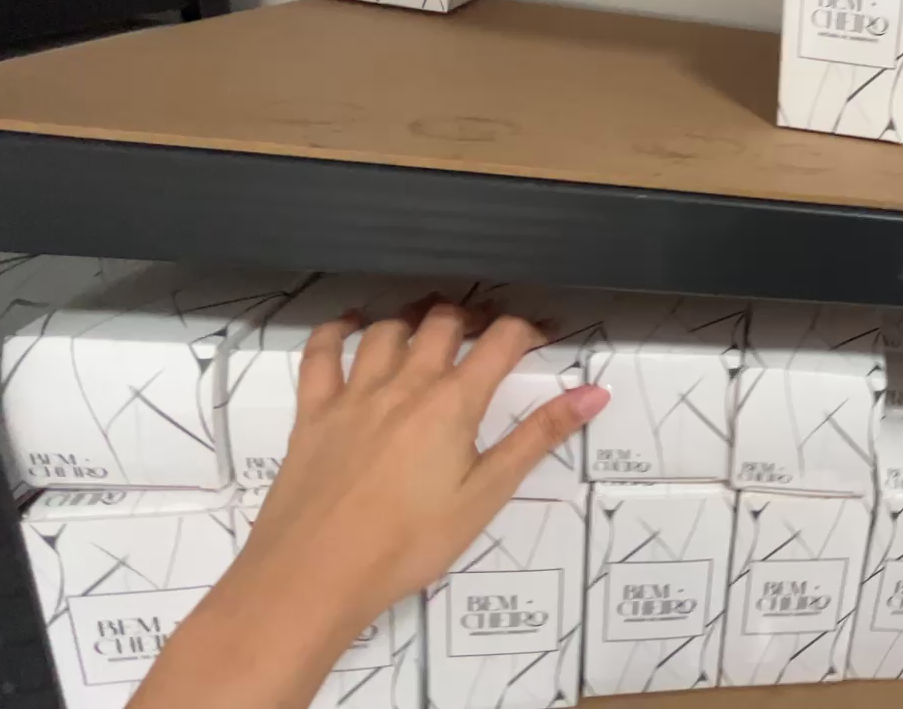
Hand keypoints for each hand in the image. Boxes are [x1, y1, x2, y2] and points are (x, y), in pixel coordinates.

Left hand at [232, 303, 610, 632]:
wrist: (306, 586)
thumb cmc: (409, 543)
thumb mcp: (488, 493)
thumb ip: (541, 436)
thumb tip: (595, 393)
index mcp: (454, 402)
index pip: (503, 339)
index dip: (529, 329)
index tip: (543, 339)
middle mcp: (406, 384)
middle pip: (445, 322)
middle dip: (475, 316)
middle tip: (490, 331)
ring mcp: (353, 396)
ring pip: (388, 330)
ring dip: (416, 318)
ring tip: (433, 325)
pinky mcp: (311, 415)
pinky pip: (320, 356)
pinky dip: (337, 331)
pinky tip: (352, 325)